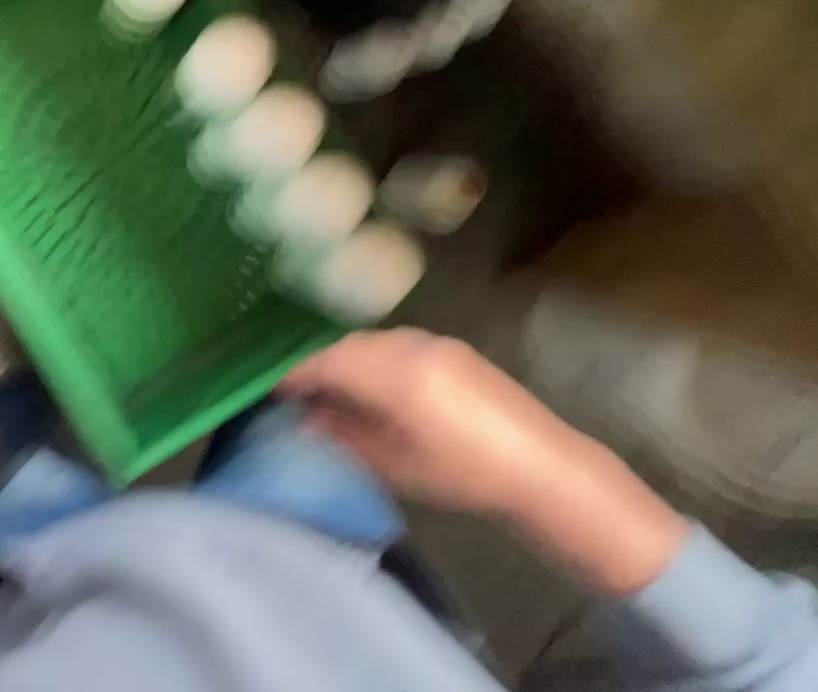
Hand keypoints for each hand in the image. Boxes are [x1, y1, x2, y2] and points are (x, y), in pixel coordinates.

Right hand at [277, 328, 583, 515]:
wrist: (546, 469)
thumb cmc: (466, 475)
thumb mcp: (397, 464)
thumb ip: (345, 436)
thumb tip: (307, 419)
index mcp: (396, 376)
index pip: (327, 362)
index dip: (294, 373)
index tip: (271, 388)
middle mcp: (410, 347)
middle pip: (345, 346)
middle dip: (317, 364)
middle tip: (295, 389)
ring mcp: (432, 342)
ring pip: (368, 342)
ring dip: (344, 359)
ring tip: (331, 387)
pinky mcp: (449, 347)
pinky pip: (393, 343)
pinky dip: (371, 357)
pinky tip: (371, 382)